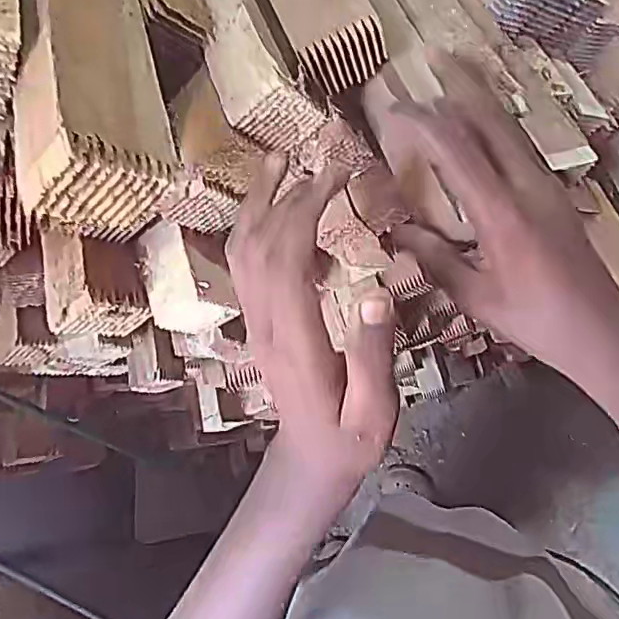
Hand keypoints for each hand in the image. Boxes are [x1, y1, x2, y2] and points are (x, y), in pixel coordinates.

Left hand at [226, 154, 397, 504]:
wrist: (309, 459)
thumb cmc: (348, 437)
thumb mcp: (374, 410)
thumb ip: (373, 355)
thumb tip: (377, 293)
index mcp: (294, 339)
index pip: (288, 259)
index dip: (306, 210)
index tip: (334, 175)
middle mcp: (262, 322)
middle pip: (257, 244)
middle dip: (284, 194)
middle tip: (315, 158)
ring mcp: (253, 320)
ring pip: (241, 250)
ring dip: (257, 203)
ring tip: (279, 163)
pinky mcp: (255, 320)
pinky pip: (244, 264)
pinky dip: (259, 228)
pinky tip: (292, 217)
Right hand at [386, 79, 618, 380]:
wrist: (605, 333)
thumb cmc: (536, 320)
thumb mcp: (477, 296)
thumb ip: (434, 259)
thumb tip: (395, 231)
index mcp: (503, 214)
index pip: (457, 150)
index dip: (423, 123)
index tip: (394, 108)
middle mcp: (529, 187)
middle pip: (492, 121)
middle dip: (459, 87)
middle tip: (432, 61)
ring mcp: (549, 186)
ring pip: (511, 128)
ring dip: (479, 101)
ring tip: (452, 80)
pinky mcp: (557, 193)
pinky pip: (520, 145)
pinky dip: (494, 125)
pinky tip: (481, 126)